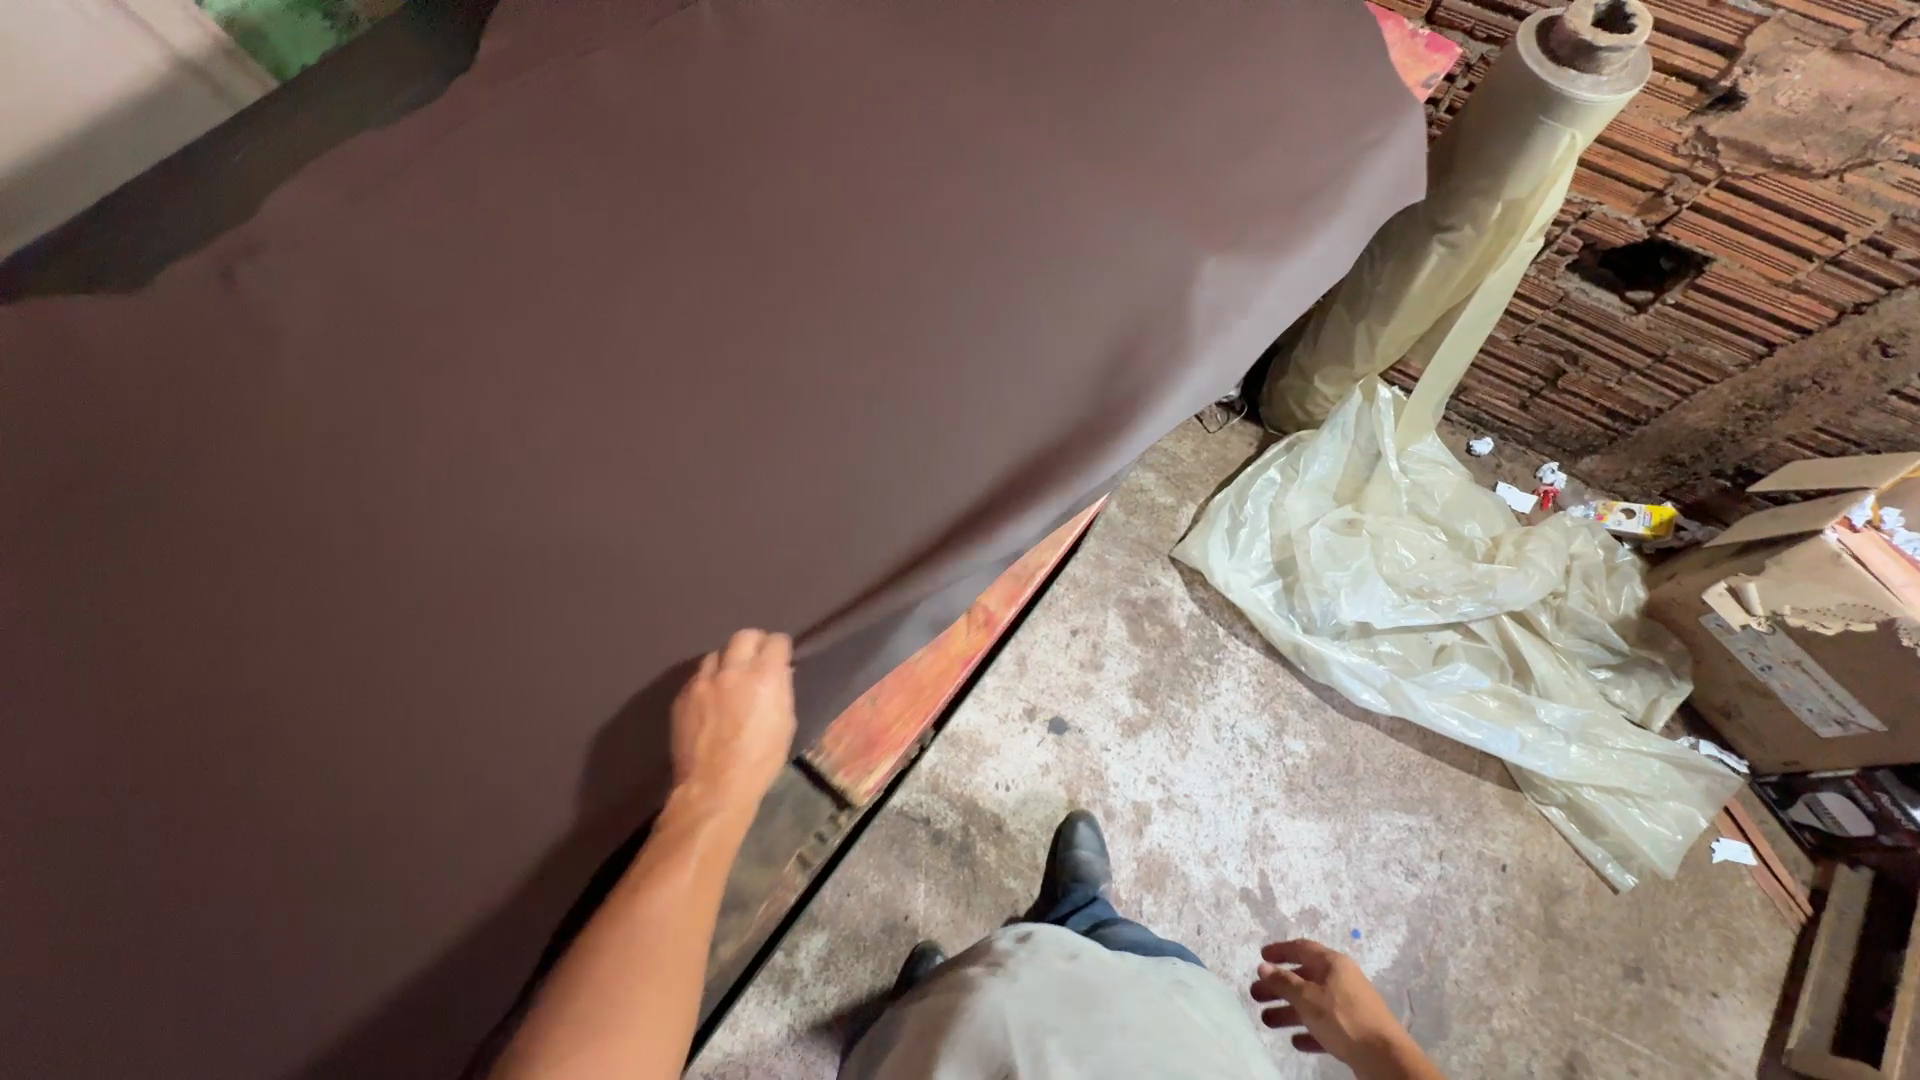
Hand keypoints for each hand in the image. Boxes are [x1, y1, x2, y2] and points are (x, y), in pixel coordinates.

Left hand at [669, 629, 795, 812]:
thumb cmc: (761, 759)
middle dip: (754, 643)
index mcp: (765, 676)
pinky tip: (711, 698)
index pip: (776, 641)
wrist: (715, 786)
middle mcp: (733, 670)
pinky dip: (708, 681)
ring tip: (730, 678)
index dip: (780, 647)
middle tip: (756, 658)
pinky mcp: (682, 696)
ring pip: (716, 654)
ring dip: (727, 661)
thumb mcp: (785, 723)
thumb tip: (779, 673)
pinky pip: (697, 677)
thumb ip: (781, 691)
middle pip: (743, 636)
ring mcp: (703, 682)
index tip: (781, 656)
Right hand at [1250, 939, 1422, 1073]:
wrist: (1386, 1059)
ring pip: (1312, 1004)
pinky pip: (1325, 1026)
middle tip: (1255, 994)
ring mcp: (1349, 1006)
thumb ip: (1284, 982)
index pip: (1302, 948)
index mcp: (1333, 964)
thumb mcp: (1308, 998)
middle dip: (1278, 987)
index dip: (1280, 951)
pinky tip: (1295, 1041)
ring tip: (1266, 1020)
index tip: (1261, 956)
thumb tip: (1263, 966)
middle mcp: (1341, 980)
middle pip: (1303, 978)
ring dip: (1289, 1011)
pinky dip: (1309, 1031)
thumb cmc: (1343, 1018)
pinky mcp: (1354, 1031)